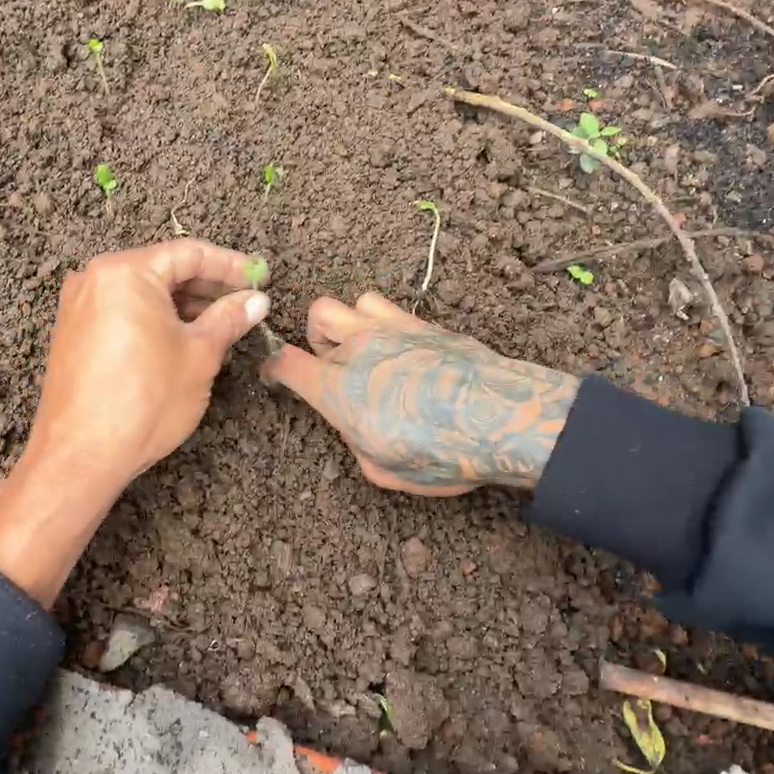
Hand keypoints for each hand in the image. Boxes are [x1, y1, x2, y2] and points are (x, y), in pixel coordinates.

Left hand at [0, 240, 270, 604]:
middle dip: (206, 285)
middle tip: (244, 301)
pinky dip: (155, 319)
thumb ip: (228, 318)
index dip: (229, 265)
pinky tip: (183, 339)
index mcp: (125, 272)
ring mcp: (79, 306)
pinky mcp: (74, 334)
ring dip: (182, 305)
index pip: (188, 254)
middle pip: (162, 270)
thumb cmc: (144, 400)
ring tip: (220, 323)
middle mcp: (94, 279)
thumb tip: (255, 300)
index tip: (258, 276)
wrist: (80, 455)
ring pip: (142, 293)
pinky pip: (122, 312)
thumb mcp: (199, 354)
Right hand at [261, 293, 578, 495]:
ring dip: (351, 323)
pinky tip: (401, 345)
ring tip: (368, 348)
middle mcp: (357, 349)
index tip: (278, 374)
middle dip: (317, 337)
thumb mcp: (383, 471)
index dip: (274, 366)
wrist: (498, 417)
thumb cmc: (440, 452)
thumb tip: (359, 427)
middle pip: (316, 316)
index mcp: (337, 389)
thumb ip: (358, 442)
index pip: (285, 362)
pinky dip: (384, 321)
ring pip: (351, 302)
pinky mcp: (423, 324)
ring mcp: (391, 329)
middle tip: (335, 363)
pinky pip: (388, 306)